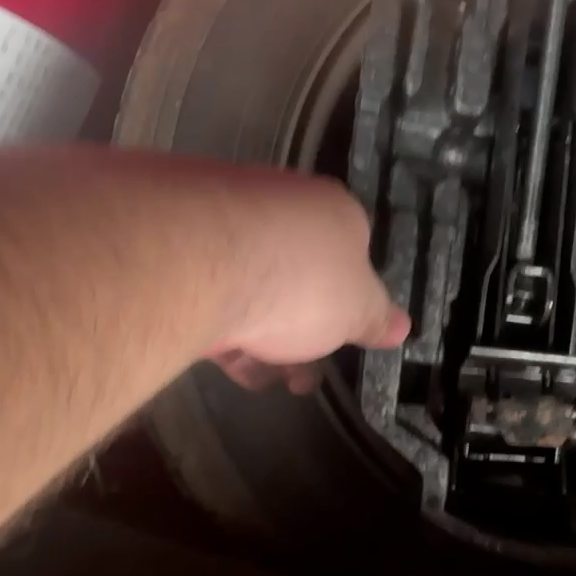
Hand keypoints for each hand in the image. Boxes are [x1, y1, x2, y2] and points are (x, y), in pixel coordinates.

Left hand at [207, 171, 409, 393]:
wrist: (198, 261)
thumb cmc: (301, 281)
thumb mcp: (358, 311)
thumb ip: (378, 319)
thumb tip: (401, 327)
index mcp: (334, 210)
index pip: (351, 253)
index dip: (347, 301)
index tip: (339, 338)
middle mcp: (281, 201)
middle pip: (296, 272)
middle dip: (299, 328)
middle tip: (296, 372)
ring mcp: (223, 214)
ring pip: (249, 282)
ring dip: (256, 334)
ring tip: (255, 374)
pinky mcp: (174, 237)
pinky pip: (205, 286)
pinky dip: (215, 320)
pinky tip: (217, 352)